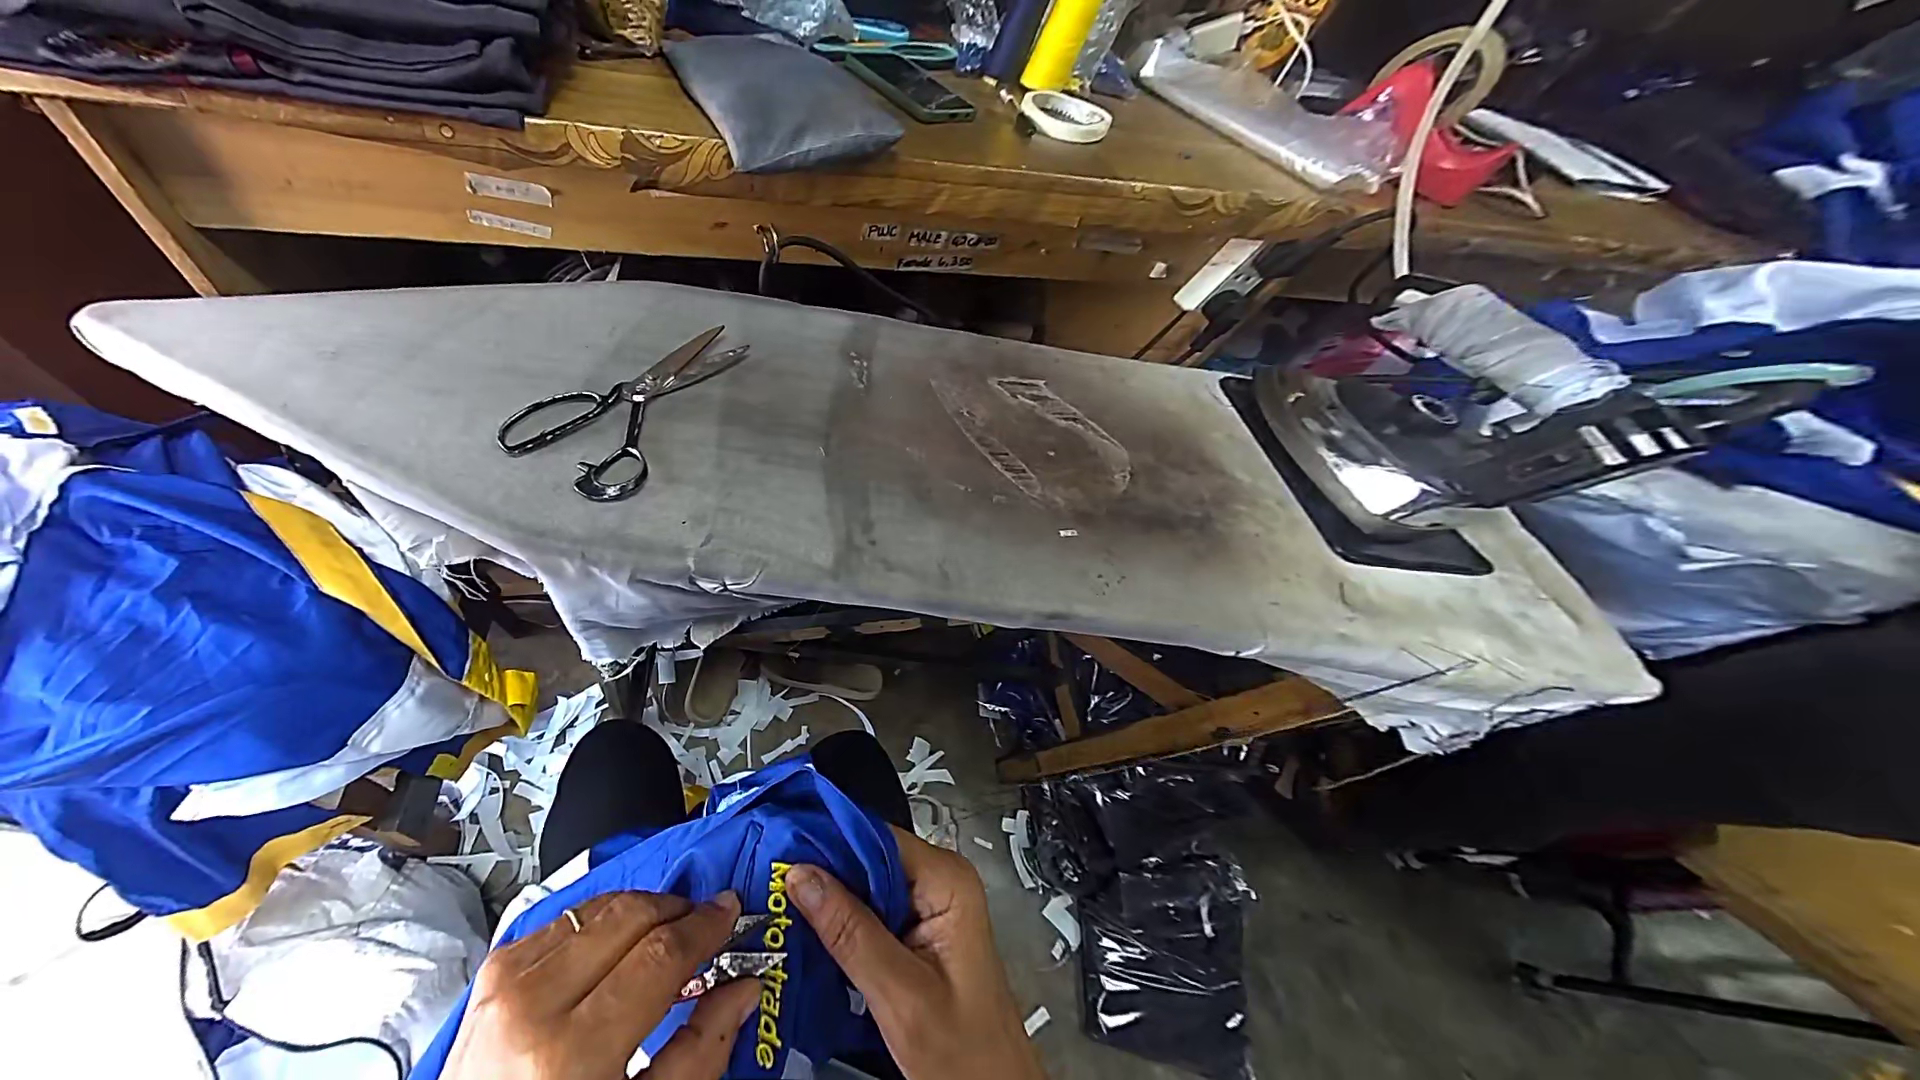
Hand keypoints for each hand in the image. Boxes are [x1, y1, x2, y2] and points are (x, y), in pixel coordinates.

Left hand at [440, 890, 760, 1079]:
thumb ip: (700, 1052)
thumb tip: (743, 988)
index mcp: (569, 1054)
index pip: (660, 953)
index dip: (706, 926)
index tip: (729, 915)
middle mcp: (531, 1006)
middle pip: (633, 915)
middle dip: (680, 911)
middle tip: (705, 926)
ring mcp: (505, 984)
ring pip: (604, 906)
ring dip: (646, 912)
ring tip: (666, 938)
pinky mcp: (493, 973)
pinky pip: (570, 916)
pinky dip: (606, 922)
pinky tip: (619, 949)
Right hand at [787, 828, 1046, 1079]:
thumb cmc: (965, 1050)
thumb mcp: (900, 994)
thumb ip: (851, 933)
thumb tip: (804, 877)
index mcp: (949, 881)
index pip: (878, 838)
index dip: (830, 844)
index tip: (783, 855)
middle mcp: (941, 881)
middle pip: (870, 856)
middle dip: (824, 874)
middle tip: (773, 888)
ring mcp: (929, 903)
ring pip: (866, 883)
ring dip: (829, 900)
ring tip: (784, 912)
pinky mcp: (916, 927)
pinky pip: (871, 908)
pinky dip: (842, 922)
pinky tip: (814, 935)